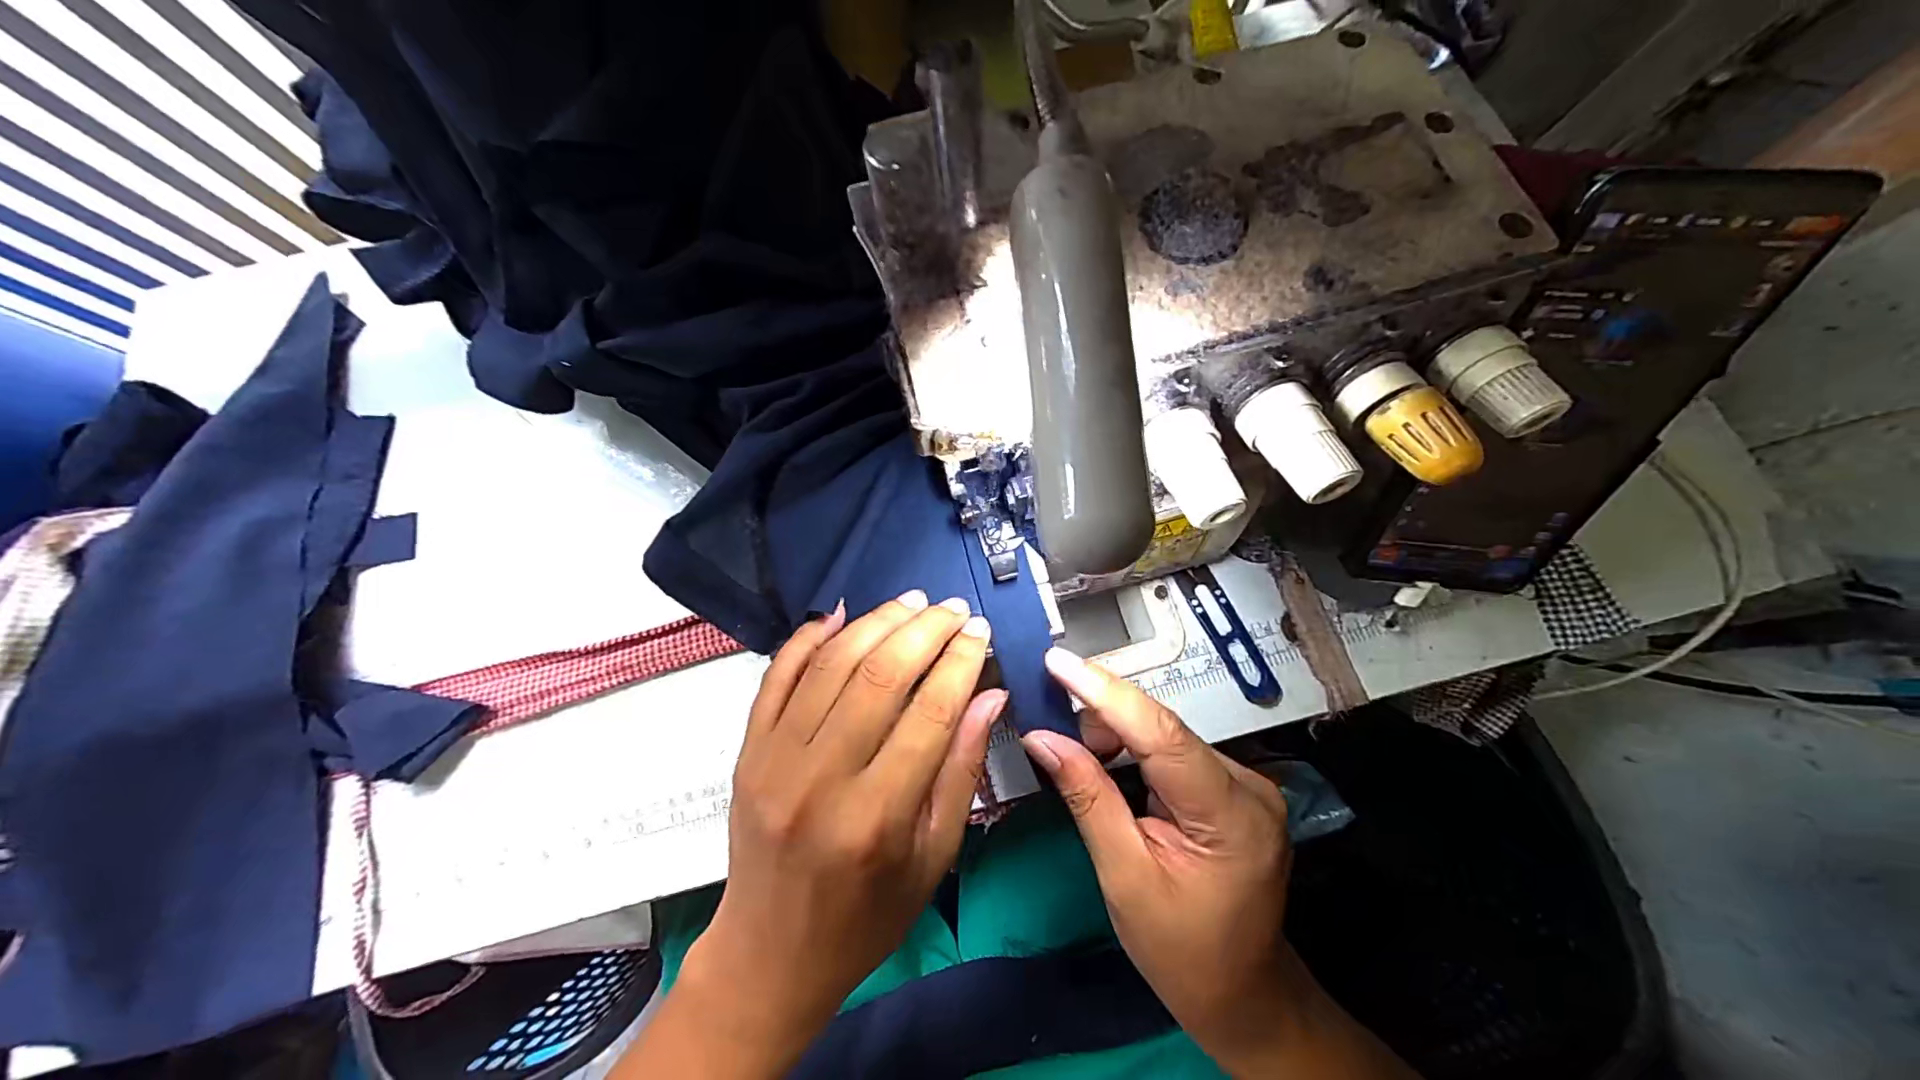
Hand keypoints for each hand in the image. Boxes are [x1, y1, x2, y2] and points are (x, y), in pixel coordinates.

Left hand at [621, 590, 1005, 1078]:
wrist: (771, 954)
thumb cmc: (866, 917)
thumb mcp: (933, 859)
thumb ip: (961, 771)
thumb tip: (990, 697)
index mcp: (876, 818)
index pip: (929, 713)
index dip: (961, 663)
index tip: (980, 632)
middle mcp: (820, 780)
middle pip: (879, 677)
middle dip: (924, 631)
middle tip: (952, 608)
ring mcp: (774, 761)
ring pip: (829, 666)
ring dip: (874, 623)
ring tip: (911, 603)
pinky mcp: (747, 751)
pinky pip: (776, 678)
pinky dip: (807, 639)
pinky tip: (840, 614)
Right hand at [1024, 648, 1415, 1078]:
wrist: (1241, 993)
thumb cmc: (1181, 950)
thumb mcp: (1123, 876)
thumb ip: (1087, 796)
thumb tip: (1042, 737)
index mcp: (1229, 815)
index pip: (1163, 734)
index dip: (1106, 692)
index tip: (1057, 662)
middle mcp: (1248, 786)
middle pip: (1163, 729)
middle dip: (1103, 722)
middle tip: (1055, 736)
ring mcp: (1247, 785)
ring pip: (1167, 735)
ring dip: (1117, 738)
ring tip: (1083, 763)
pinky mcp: (1235, 788)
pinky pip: (1176, 753)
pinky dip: (1137, 753)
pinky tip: (1111, 767)